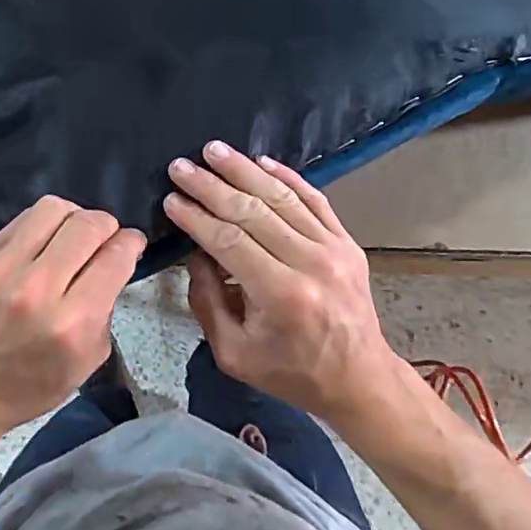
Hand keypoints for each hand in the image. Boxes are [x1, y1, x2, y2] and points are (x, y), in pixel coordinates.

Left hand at [0, 196, 145, 444]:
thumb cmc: (34, 383)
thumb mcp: (89, 358)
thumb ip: (106, 306)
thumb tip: (114, 260)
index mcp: (72, 323)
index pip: (114, 258)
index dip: (131, 243)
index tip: (132, 243)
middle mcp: (38, 289)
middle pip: (87, 225)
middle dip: (107, 225)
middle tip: (106, 238)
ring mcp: (4, 268)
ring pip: (54, 208)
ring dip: (75, 216)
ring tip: (74, 235)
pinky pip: (24, 218)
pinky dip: (44, 223)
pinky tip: (46, 241)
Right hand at [163, 141, 403, 420]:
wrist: (359, 379)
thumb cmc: (290, 371)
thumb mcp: (233, 352)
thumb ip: (207, 301)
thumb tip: (195, 253)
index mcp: (280, 295)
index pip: (229, 241)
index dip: (196, 217)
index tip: (171, 199)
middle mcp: (310, 264)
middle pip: (252, 212)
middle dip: (210, 186)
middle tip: (180, 166)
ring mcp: (333, 249)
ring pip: (281, 197)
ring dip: (243, 170)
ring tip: (214, 150)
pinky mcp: (346, 242)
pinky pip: (314, 199)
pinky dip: (287, 177)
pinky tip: (261, 161)